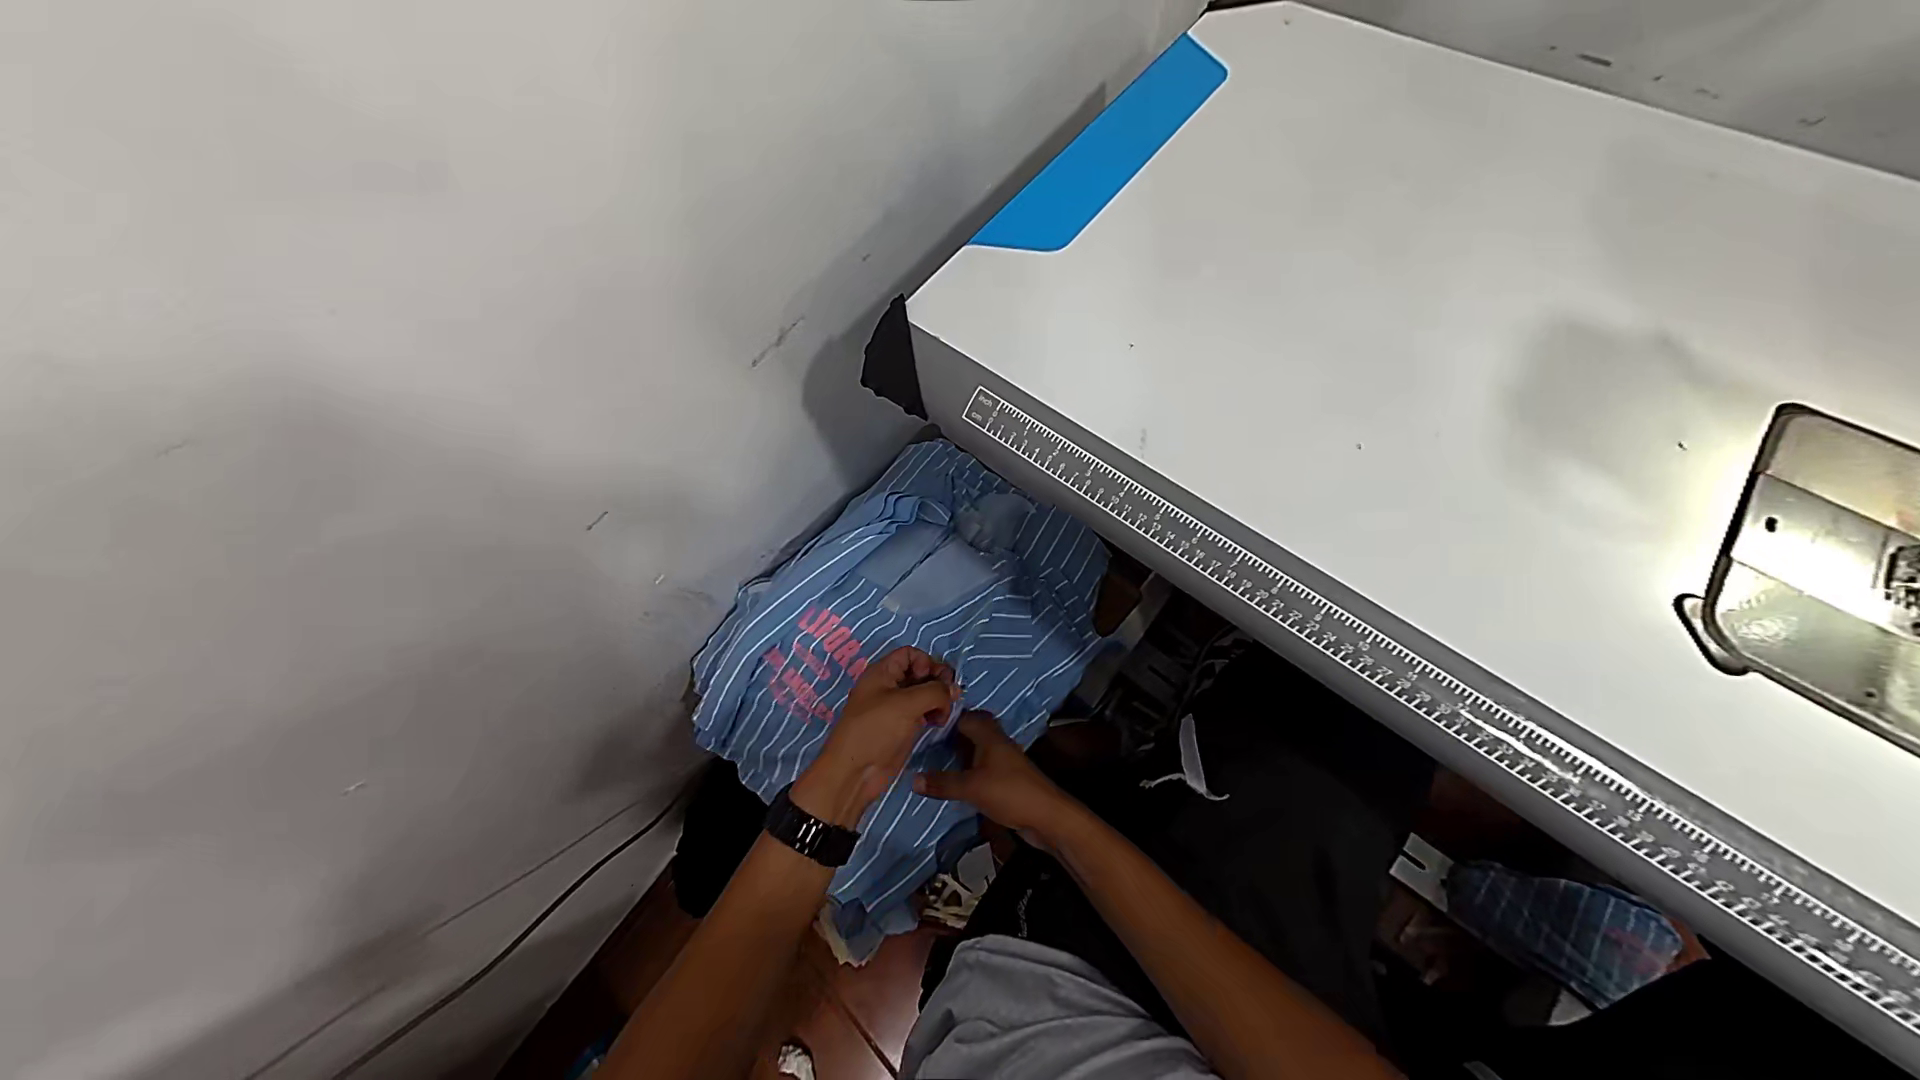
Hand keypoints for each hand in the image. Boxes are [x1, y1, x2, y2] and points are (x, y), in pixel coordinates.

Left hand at [793, 646, 957, 826]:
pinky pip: (924, 710)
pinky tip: (939, 722)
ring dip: (939, 698)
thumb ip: (935, 691)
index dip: (926, 662)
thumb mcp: (906, 703)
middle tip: (949, 696)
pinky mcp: (903, 725)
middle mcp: (889, 685)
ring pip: (924, 692)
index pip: (910, 653)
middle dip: (937, 681)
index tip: (933, 680)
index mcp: (882, 672)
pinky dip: (934, 712)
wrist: (856, 771)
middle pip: (920, 672)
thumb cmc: (876, 729)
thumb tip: (954, 690)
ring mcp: (896, 707)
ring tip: (944, 713)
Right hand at [914, 712, 1080, 851]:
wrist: (1047, 816)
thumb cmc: (1010, 792)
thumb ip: (943, 783)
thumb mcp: (971, 787)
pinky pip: (982, 765)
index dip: (945, 717)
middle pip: (973, 730)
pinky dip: (969, 768)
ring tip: (935, 758)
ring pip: (978, 748)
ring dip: (960, 751)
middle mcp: (997, 743)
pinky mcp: (1007, 777)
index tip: (922, 722)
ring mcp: (1004, 760)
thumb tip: (913, 779)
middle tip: (927, 741)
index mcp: (989, 736)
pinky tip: (956, 778)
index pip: (965, 716)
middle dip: (952, 734)